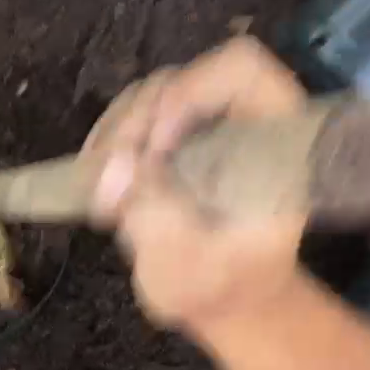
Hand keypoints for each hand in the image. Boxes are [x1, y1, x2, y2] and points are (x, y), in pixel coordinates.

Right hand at [86, 38, 310, 334]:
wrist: (226, 296)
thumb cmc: (222, 287)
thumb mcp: (190, 268)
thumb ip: (155, 219)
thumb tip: (111, 168)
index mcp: (273, 140)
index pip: (239, 72)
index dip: (189, 95)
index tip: (155, 151)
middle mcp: (239, 120)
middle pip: (179, 80)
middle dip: (134, 125)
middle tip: (110, 178)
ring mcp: (201, 127)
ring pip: (147, 97)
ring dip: (113, 136)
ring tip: (99, 188)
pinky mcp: (171, 140)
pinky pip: (129, 120)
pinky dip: (106, 146)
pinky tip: (96, 183)